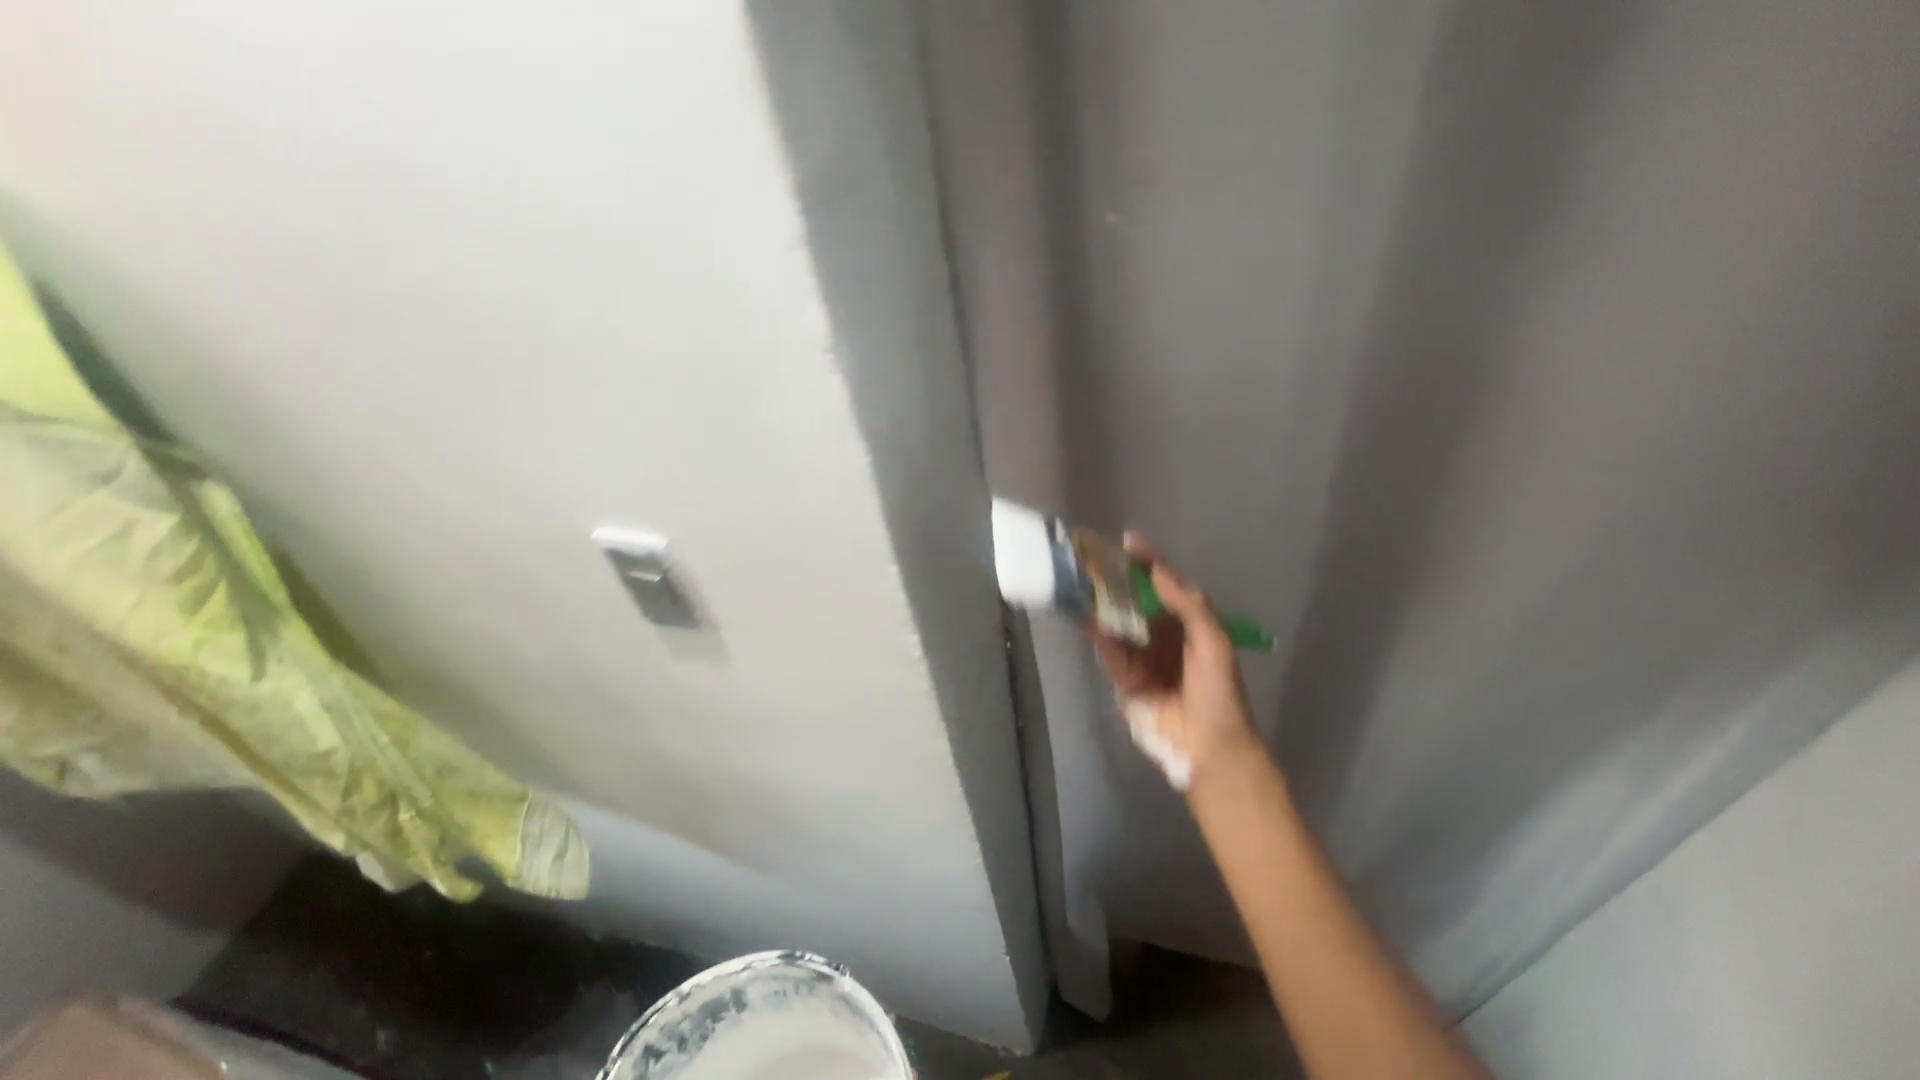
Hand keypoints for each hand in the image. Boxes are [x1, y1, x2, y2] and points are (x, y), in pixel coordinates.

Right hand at [1092, 532, 1258, 790]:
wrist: (1210, 750)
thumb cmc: (1219, 694)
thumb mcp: (1214, 643)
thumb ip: (1189, 605)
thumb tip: (1158, 572)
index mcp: (1193, 625)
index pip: (1168, 586)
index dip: (1150, 563)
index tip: (1128, 541)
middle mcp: (1166, 638)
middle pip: (1138, 603)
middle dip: (1118, 584)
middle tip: (1093, 563)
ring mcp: (1145, 660)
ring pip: (1119, 627)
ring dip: (1103, 609)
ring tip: (1081, 587)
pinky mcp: (1127, 683)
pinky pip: (1110, 655)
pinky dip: (1099, 640)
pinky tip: (1087, 623)